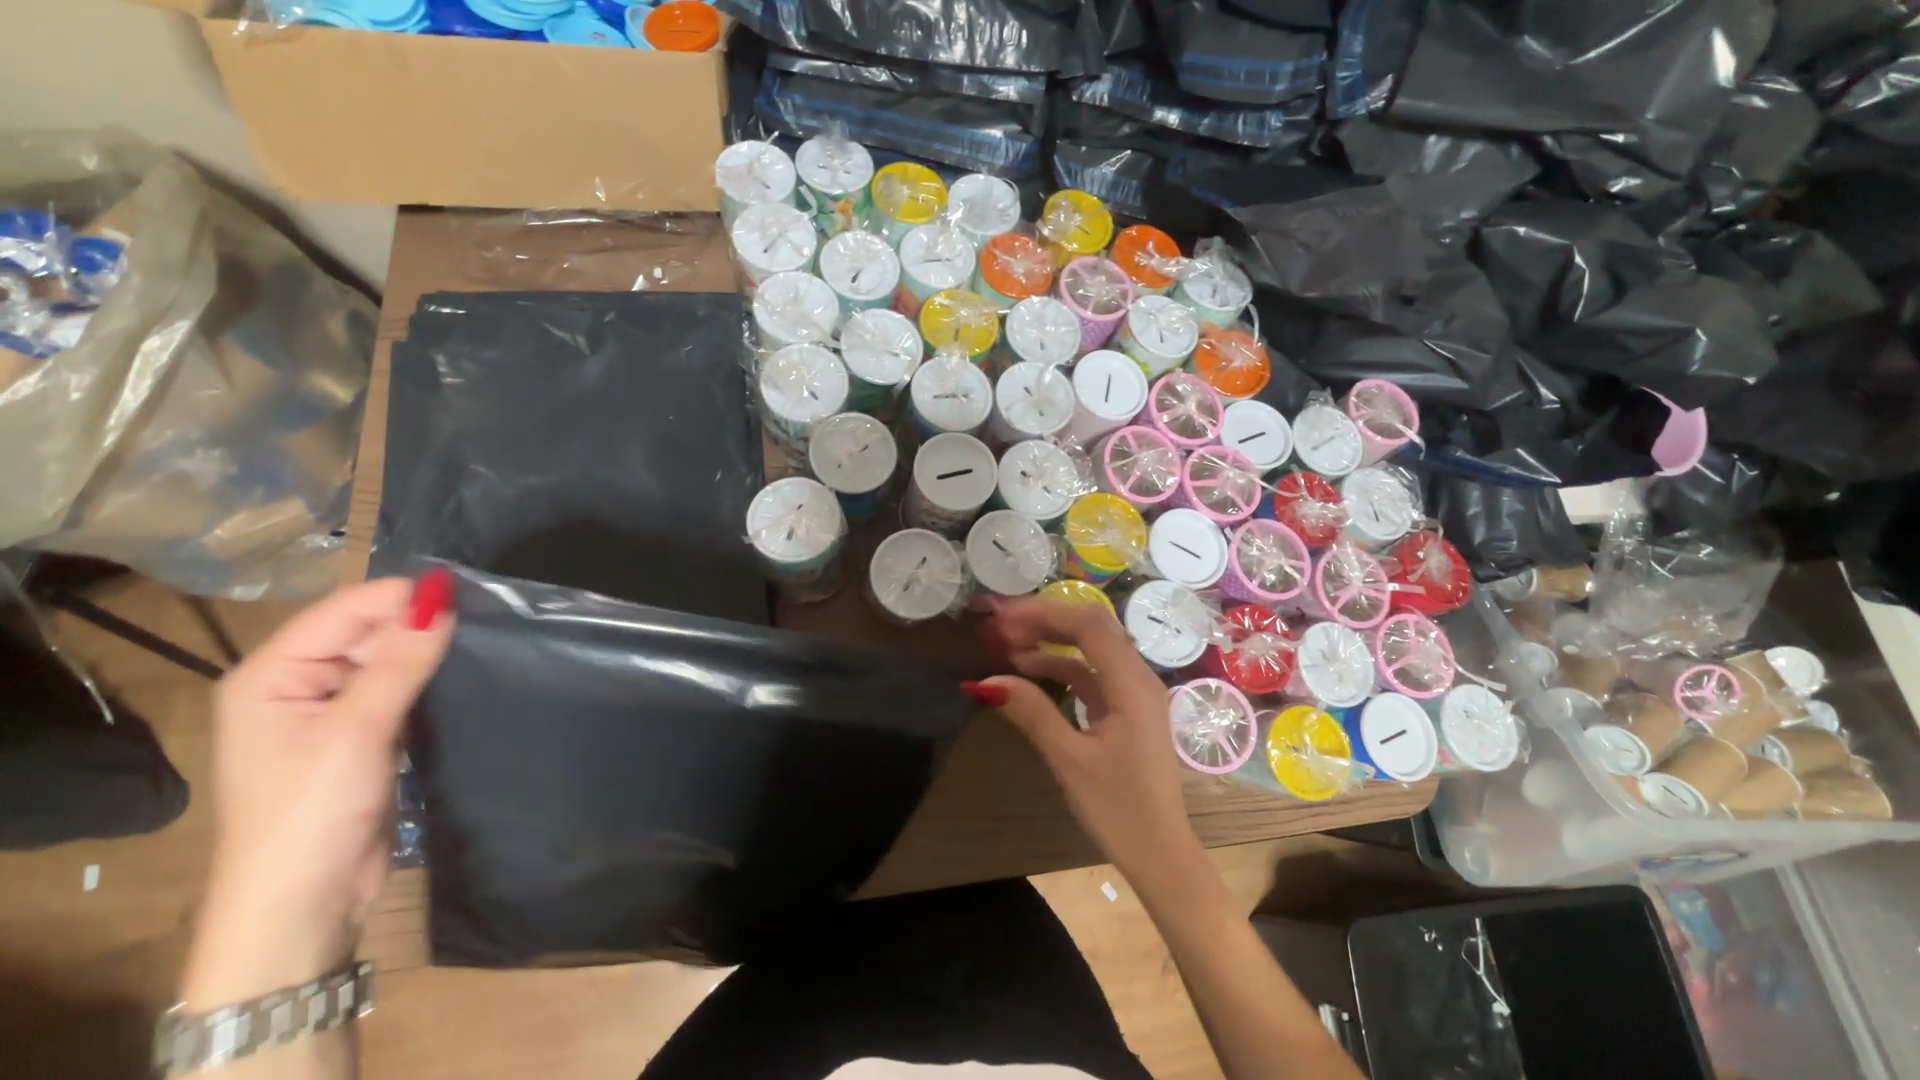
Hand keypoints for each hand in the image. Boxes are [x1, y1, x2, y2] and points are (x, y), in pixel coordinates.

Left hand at [182, 572, 453, 1006]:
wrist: (301, 905)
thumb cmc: (312, 812)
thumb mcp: (357, 730)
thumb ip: (400, 661)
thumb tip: (441, 597)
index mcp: (271, 675)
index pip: (342, 612)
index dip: (399, 599)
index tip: (466, 591)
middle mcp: (294, 687)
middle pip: (363, 635)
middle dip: (415, 626)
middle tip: (484, 618)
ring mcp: (327, 717)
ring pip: (384, 665)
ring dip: (424, 656)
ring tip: (482, 641)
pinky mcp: (359, 743)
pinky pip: (394, 697)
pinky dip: (424, 687)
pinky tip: (461, 679)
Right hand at [970, 597, 1199, 881]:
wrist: (1160, 853)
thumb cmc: (1119, 809)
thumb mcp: (1069, 760)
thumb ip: (1031, 713)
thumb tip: (985, 681)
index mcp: (1132, 686)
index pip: (1088, 626)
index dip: (1043, 613)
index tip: (1002, 618)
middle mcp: (1139, 680)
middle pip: (1091, 630)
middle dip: (1044, 622)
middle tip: (999, 628)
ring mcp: (1135, 696)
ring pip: (1091, 651)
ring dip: (1050, 644)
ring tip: (1006, 648)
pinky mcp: (1127, 712)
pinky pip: (1093, 676)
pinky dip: (1061, 669)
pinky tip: (1030, 675)